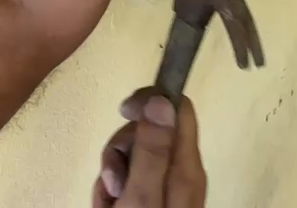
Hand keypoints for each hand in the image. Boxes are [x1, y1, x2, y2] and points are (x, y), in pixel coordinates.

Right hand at [93, 93, 205, 207]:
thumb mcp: (143, 195)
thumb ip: (152, 149)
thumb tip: (160, 98)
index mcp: (186, 164)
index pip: (177, 106)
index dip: (148, 100)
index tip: (123, 112)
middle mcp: (182, 170)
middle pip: (149, 130)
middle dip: (121, 147)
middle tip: (113, 178)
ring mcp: (168, 185)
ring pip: (134, 154)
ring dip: (113, 172)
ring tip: (109, 199)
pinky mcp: (156, 199)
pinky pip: (131, 178)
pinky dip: (114, 189)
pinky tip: (109, 206)